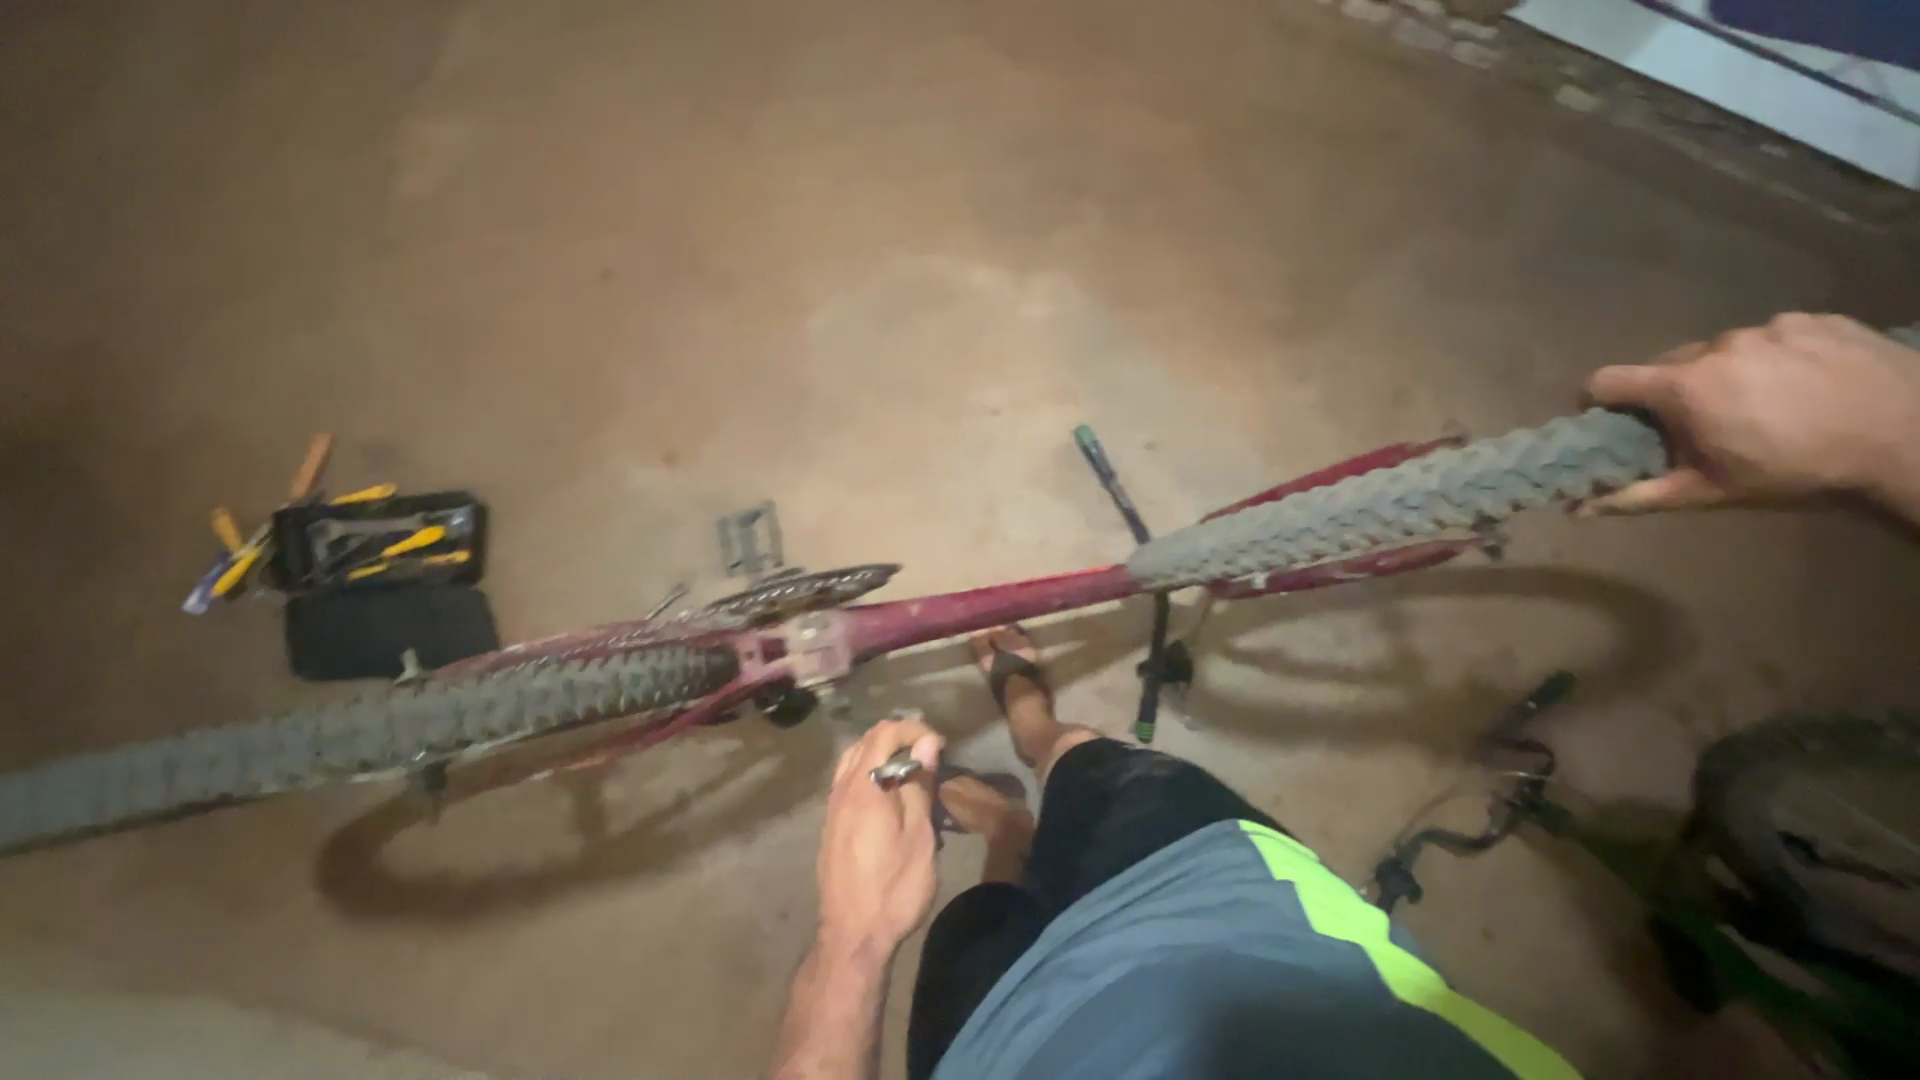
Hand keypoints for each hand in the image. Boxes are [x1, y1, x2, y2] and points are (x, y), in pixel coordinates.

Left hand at [815, 711, 944, 961]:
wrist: (852, 937)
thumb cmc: (894, 888)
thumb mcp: (919, 836)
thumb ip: (919, 785)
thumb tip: (926, 743)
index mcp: (864, 786)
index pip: (885, 733)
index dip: (914, 729)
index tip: (939, 745)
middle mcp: (842, 789)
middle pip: (865, 741)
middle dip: (898, 738)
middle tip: (929, 755)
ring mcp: (832, 808)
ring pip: (853, 760)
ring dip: (882, 755)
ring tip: (911, 773)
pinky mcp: (831, 826)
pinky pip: (848, 781)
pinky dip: (870, 774)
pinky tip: (891, 798)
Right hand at [1584, 314, 1919, 514]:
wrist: (1912, 439)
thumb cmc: (1796, 470)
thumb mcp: (1709, 492)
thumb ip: (1638, 496)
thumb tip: (1578, 508)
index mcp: (1682, 386)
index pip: (1606, 380)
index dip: (1599, 401)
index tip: (1613, 420)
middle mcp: (1718, 346)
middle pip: (1667, 364)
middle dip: (1672, 391)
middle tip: (1703, 421)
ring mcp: (1771, 328)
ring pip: (1723, 350)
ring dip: (1726, 373)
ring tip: (1764, 401)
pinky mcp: (1817, 319)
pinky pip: (1775, 335)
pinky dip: (1775, 357)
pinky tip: (1805, 382)